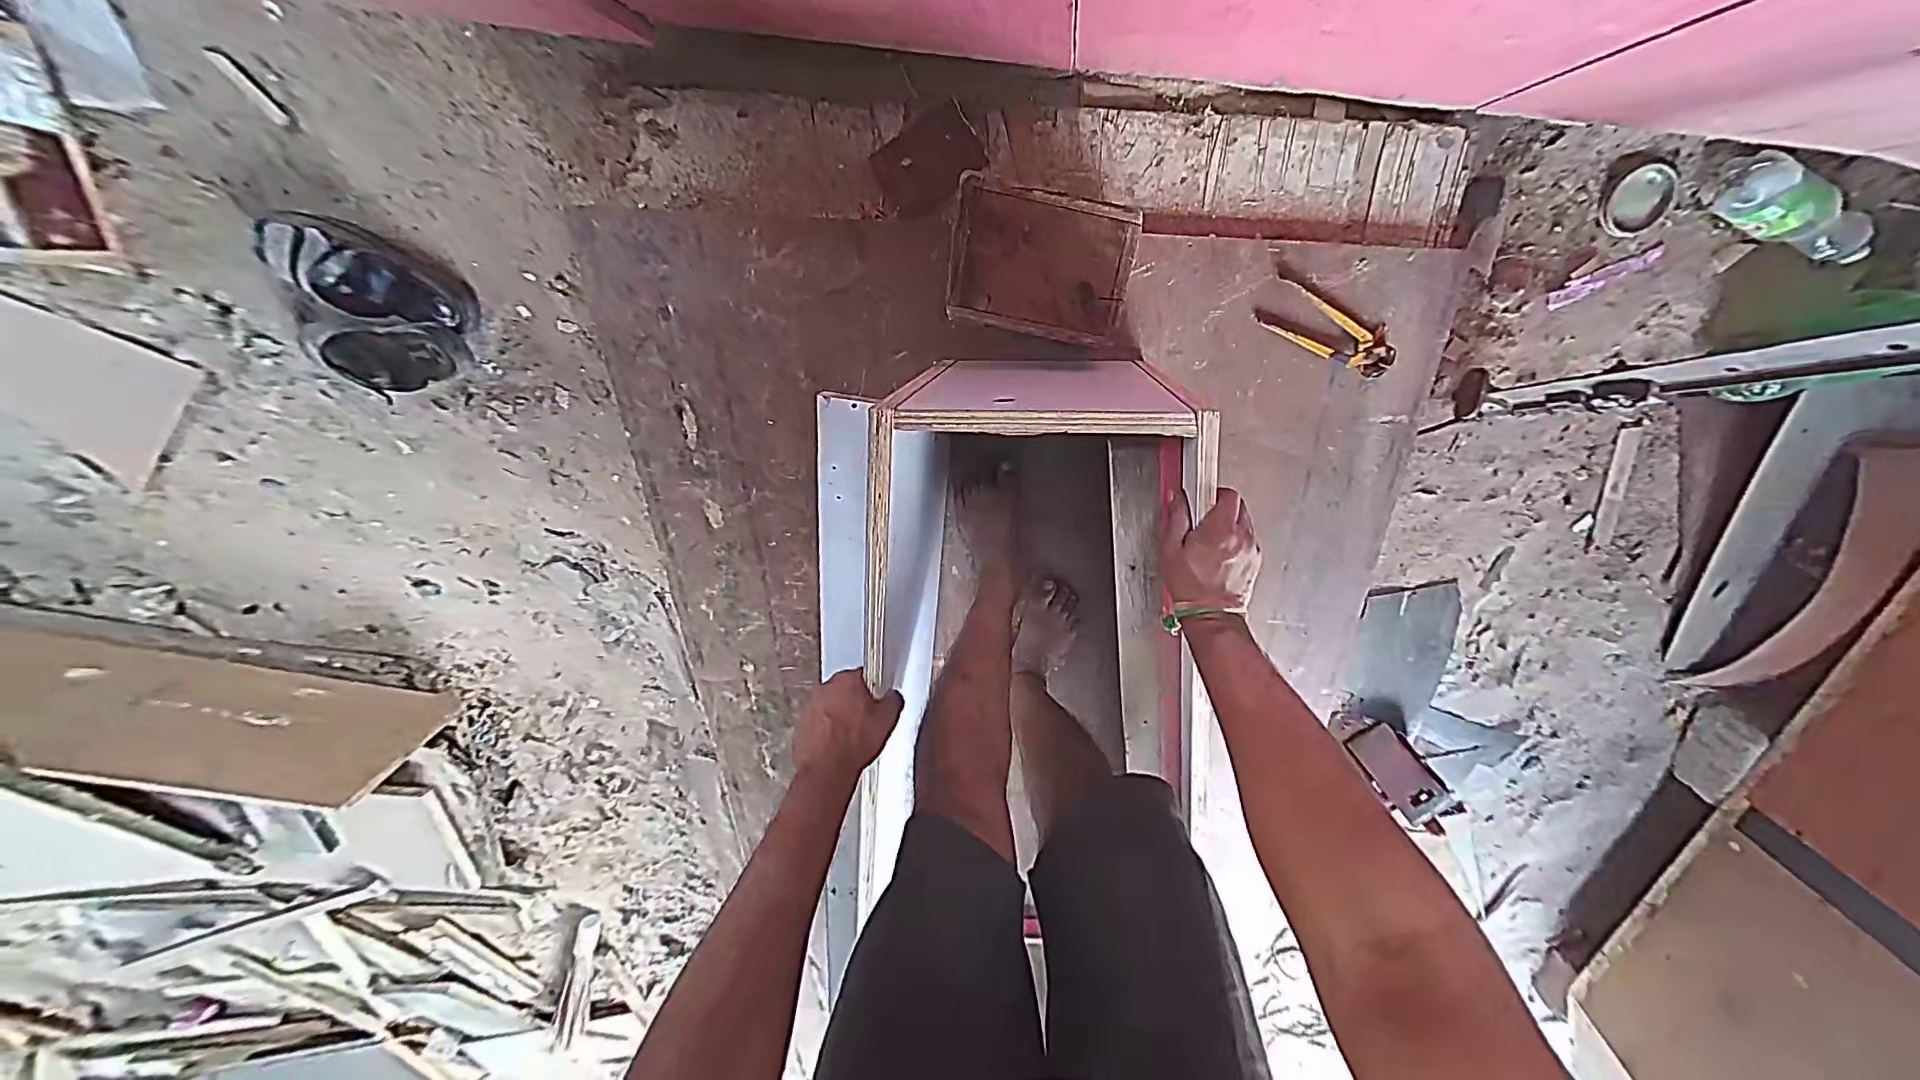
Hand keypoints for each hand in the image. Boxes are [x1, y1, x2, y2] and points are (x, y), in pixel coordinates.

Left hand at [793, 669, 903, 785]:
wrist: (827, 770)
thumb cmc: (853, 744)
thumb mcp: (888, 718)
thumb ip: (893, 699)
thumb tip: (893, 697)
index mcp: (848, 679)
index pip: (864, 674)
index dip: (874, 689)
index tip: (877, 700)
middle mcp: (826, 688)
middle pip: (846, 689)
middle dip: (855, 702)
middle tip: (866, 720)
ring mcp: (812, 705)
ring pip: (831, 705)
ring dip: (840, 716)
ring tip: (852, 736)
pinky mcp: (802, 723)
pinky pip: (819, 721)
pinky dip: (827, 730)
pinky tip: (838, 745)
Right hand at [1161, 487, 1260, 611]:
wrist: (1210, 614)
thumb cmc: (1190, 587)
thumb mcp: (1170, 549)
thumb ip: (1175, 518)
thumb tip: (1176, 498)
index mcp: (1220, 530)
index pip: (1227, 494)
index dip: (1213, 493)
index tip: (1202, 498)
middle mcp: (1240, 536)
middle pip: (1238, 506)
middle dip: (1220, 508)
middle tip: (1203, 521)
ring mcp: (1250, 548)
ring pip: (1243, 522)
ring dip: (1228, 525)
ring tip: (1210, 542)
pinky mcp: (1254, 560)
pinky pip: (1247, 539)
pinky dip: (1235, 541)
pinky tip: (1219, 555)